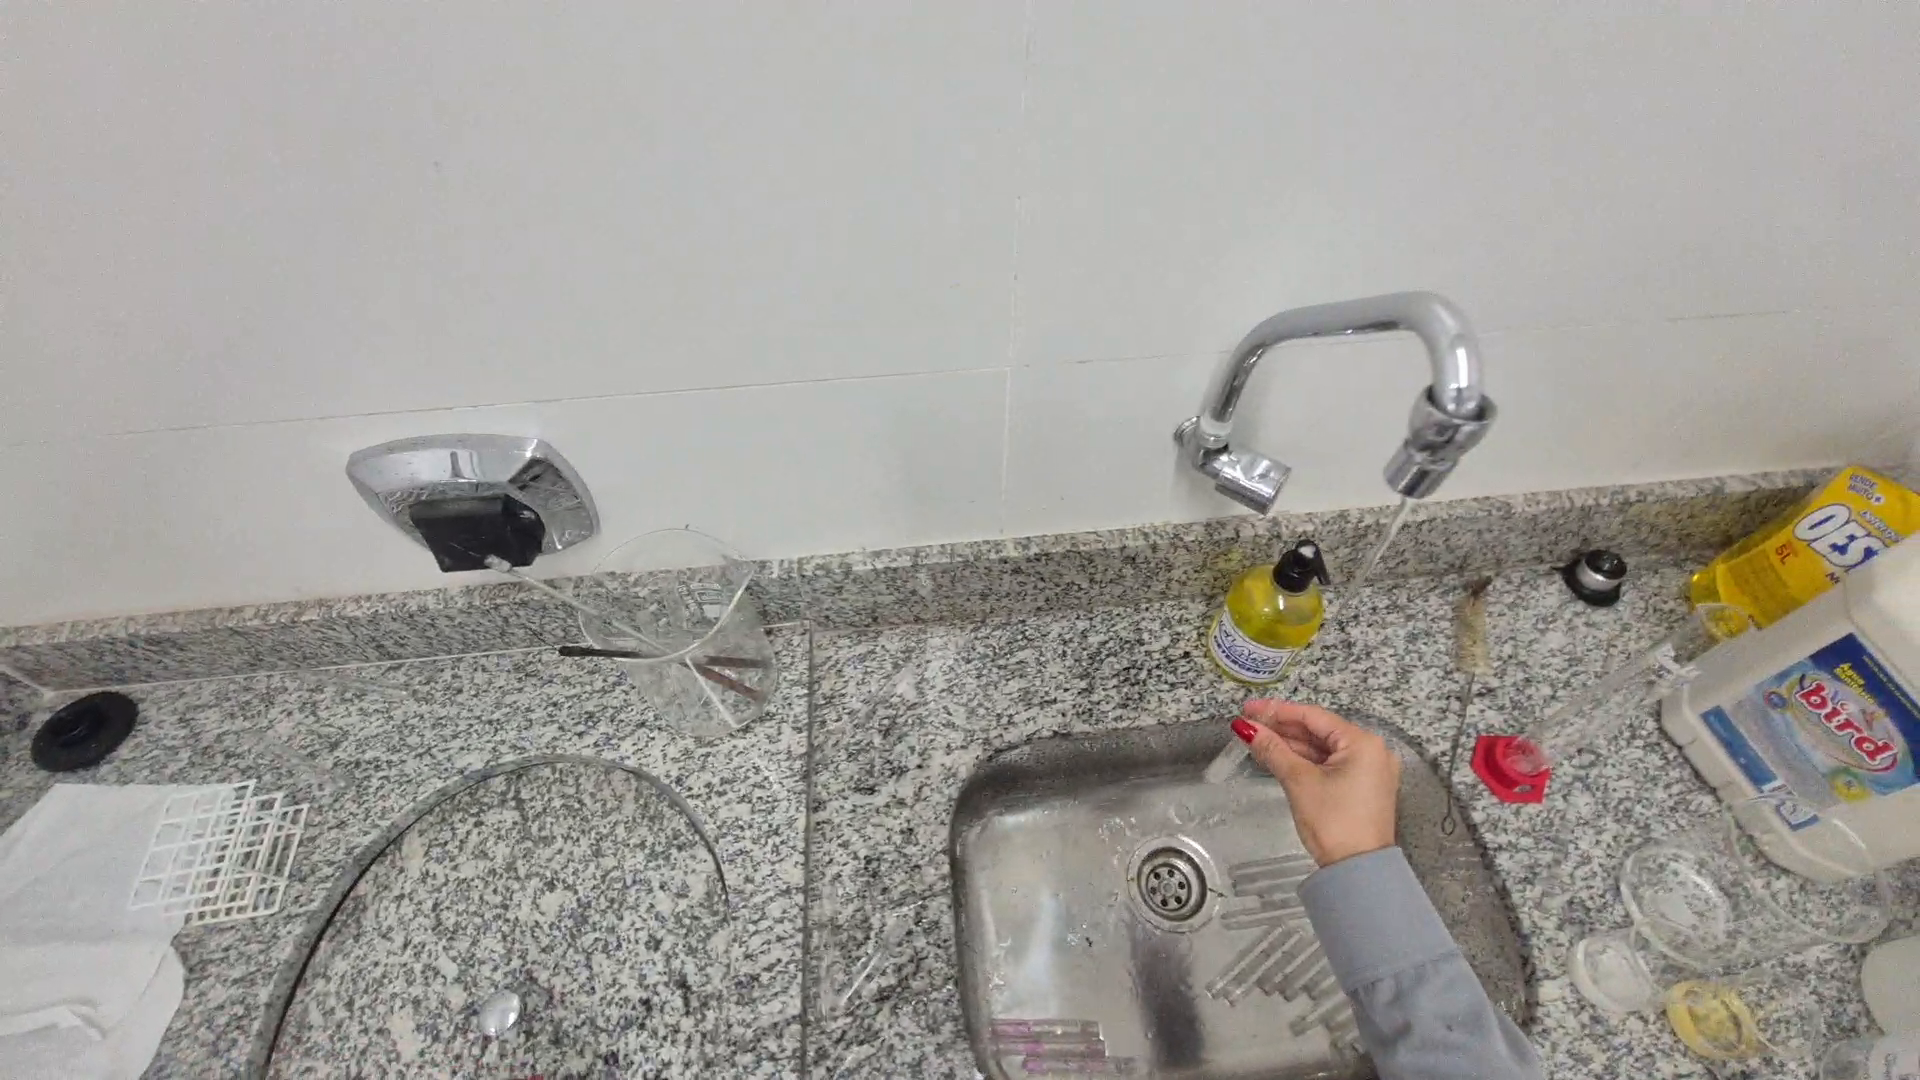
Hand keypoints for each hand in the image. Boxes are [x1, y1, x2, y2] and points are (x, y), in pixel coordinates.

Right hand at [1231, 700, 1399, 866]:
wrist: (1358, 872)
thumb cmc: (1334, 823)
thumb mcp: (1298, 780)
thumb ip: (1272, 749)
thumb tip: (1246, 728)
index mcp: (1363, 743)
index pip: (1313, 716)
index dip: (1277, 710)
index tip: (1249, 709)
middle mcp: (1372, 752)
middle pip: (1318, 730)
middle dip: (1282, 728)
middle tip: (1249, 725)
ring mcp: (1369, 770)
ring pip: (1322, 747)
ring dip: (1290, 744)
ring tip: (1258, 740)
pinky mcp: (1362, 787)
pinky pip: (1329, 763)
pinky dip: (1304, 760)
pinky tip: (1279, 756)